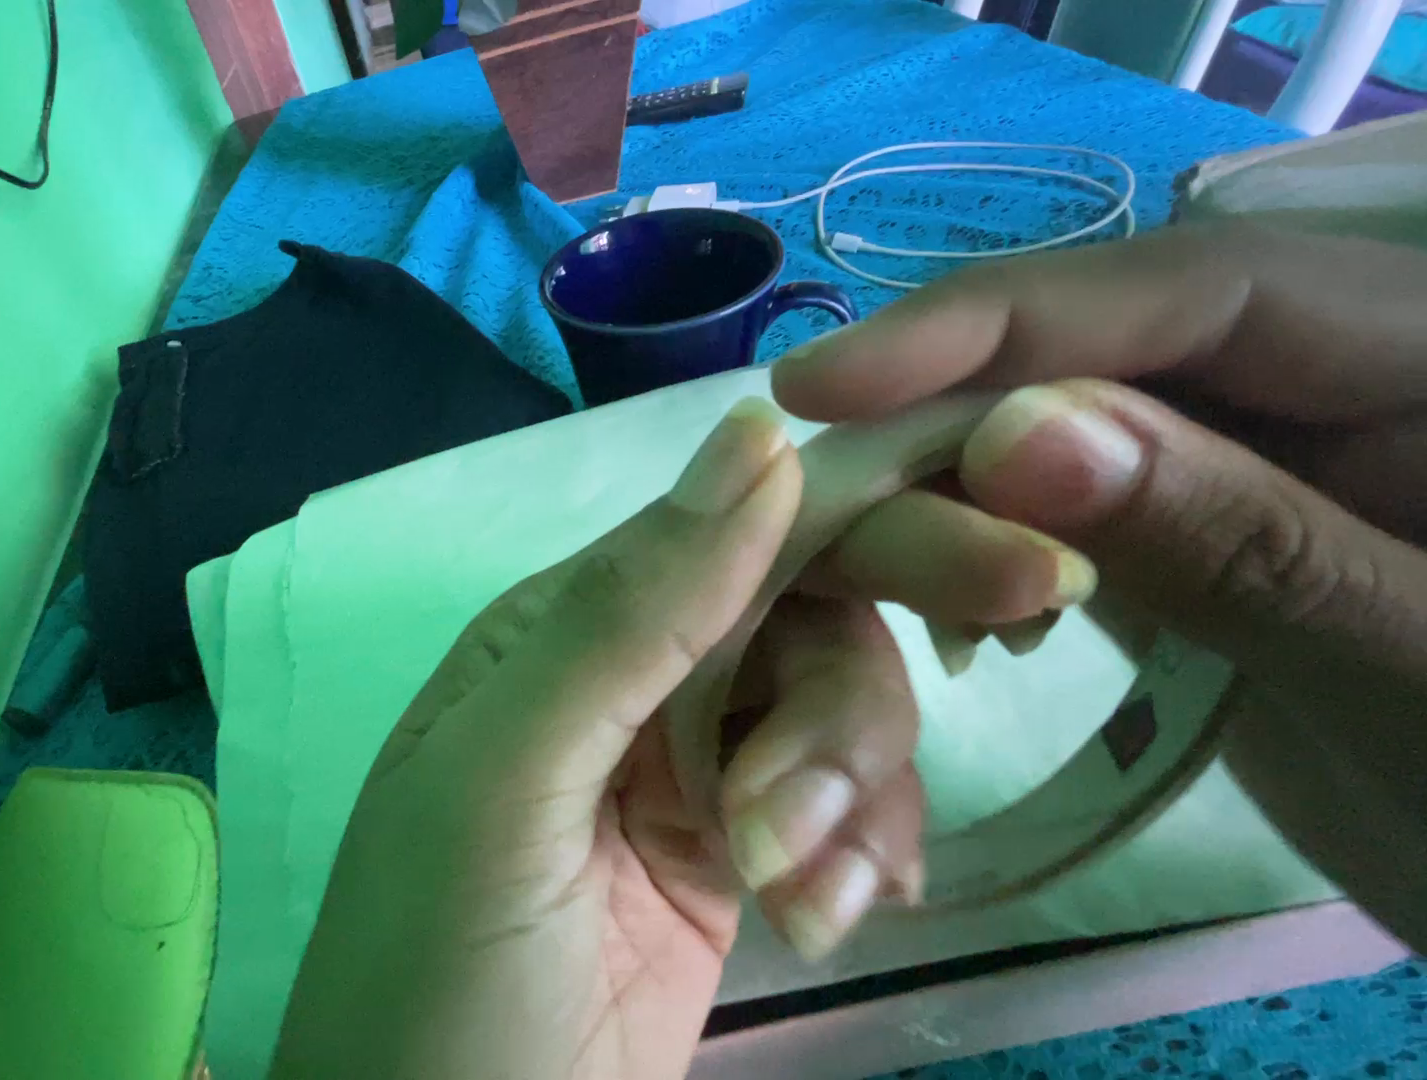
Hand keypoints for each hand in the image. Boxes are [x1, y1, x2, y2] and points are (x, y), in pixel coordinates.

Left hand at [270, 398, 1092, 1079]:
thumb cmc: (443, 959)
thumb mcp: (511, 777)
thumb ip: (627, 611)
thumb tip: (754, 427)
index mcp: (565, 624)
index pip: (732, 530)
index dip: (871, 527)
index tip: (1015, 570)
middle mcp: (631, 670)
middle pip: (804, 617)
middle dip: (852, 701)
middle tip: (862, 798)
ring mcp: (686, 757)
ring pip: (834, 710)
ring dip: (844, 796)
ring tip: (791, 893)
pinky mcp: (731, 846)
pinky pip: (838, 803)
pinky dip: (856, 851)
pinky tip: (818, 919)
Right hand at [773, 221, 1426, 948]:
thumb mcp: (1421, 682)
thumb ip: (1237, 541)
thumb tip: (1011, 433)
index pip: (1178, 293)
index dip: (983, 325)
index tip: (818, 384)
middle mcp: (1314, 388)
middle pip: (1081, 363)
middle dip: (941, 433)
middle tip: (819, 508)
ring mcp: (1234, 464)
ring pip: (1040, 440)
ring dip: (947, 503)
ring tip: (900, 583)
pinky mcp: (1180, 533)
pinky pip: (1045, 509)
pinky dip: (975, 549)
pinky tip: (959, 605)